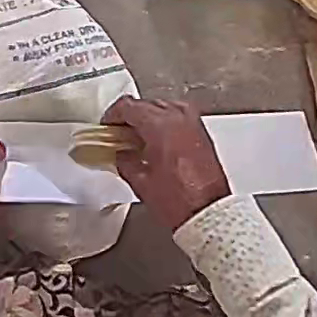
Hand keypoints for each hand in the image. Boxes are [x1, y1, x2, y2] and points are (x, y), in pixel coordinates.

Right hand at [99, 97, 229, 230]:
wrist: (208, 213)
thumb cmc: (180, 200)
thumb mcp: (140, 182)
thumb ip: (125, 160)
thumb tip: (122, 154)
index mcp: (160, 126)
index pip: (129, 106)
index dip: (113, 115)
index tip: (108, 125)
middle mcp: (179, 118)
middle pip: (146, 103)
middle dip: (130, 116)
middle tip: (118, 133)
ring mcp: (193, 124)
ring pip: (164, 107)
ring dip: (149, 117)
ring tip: (138, 137)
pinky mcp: (202, 133)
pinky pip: (179, 116)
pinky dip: (165, 122)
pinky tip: (158, 140)